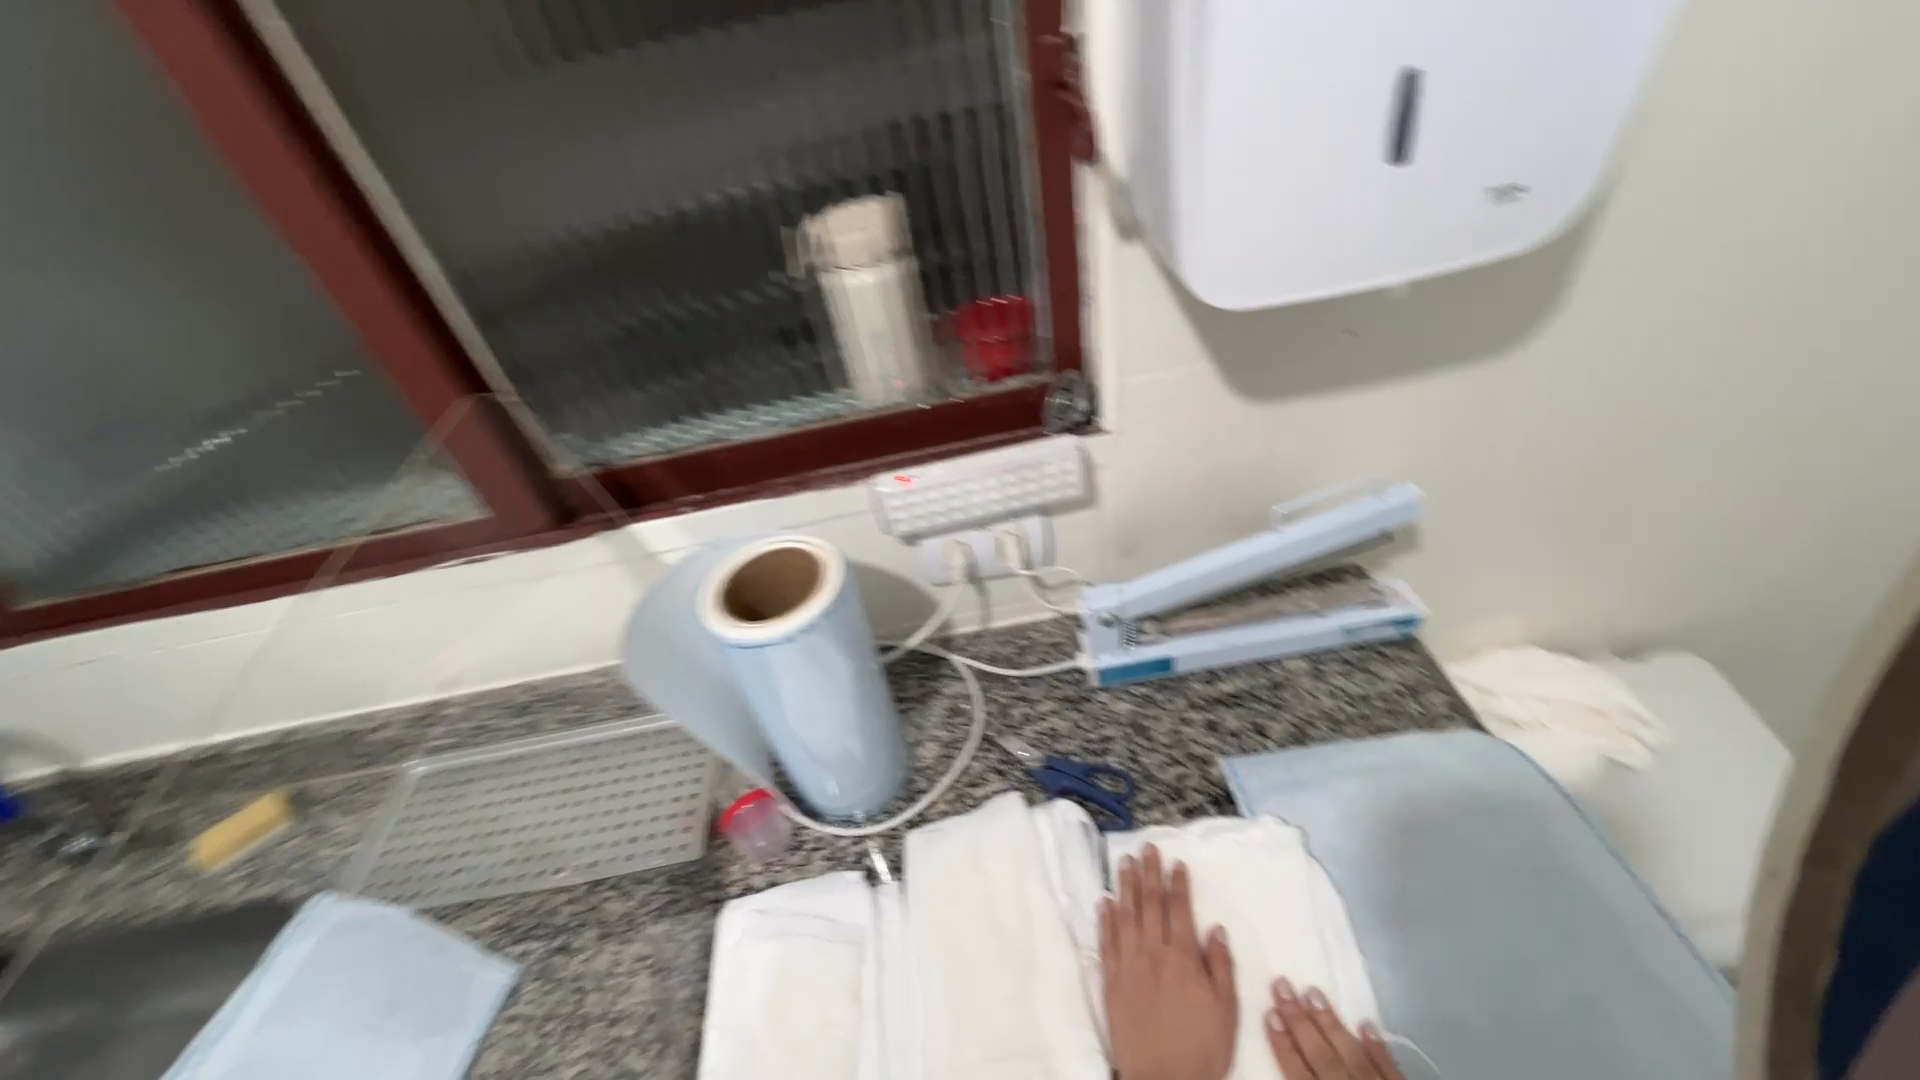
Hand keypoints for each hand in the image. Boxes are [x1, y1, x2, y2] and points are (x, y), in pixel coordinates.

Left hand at [1101, 844, 1238, 1079]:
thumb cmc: (1202, 1049)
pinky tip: (1105, 901)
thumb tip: (1215, 928)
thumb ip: (1220, 966)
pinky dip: (1105, 919)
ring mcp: (1128, 965)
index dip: (1178, 884)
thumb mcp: (1226, 1011)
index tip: (1176, 862)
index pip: (1180, 910)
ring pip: (1126, 915)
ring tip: (1124, 861)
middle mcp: (1153, 953)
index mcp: (1183, 958)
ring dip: (1125, 886)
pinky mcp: (1110, 981)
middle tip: (1147, 847)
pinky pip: (1106, 942)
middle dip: (1150, 873)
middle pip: (1150, 904)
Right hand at [1264, 978, 1404, 1079]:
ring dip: (1332, 1023)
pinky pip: (1390, 1067)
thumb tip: (1272, 1065)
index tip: (1268, 1011)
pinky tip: (1367, 1023)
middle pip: (1320, 1054)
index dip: (1281, 1042)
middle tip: (1281, 982)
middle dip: (1299, 1019)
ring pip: (1351, 1053)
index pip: (1297, 1071)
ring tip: (1313, 991)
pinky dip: (1378, 1047)